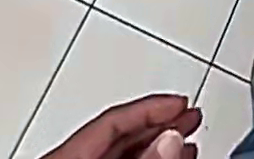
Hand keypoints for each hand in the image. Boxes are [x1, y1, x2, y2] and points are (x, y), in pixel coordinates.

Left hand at [36, 94, 203, 158]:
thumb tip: (171, 135)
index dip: (152, 105)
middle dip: (160, 121)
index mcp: (62, 155)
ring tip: (186, 138)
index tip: (183, 101)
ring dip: (157, 143)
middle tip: (191, 115)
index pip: (113, 117)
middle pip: (118, 133)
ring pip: (119, 152)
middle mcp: (67, 158)